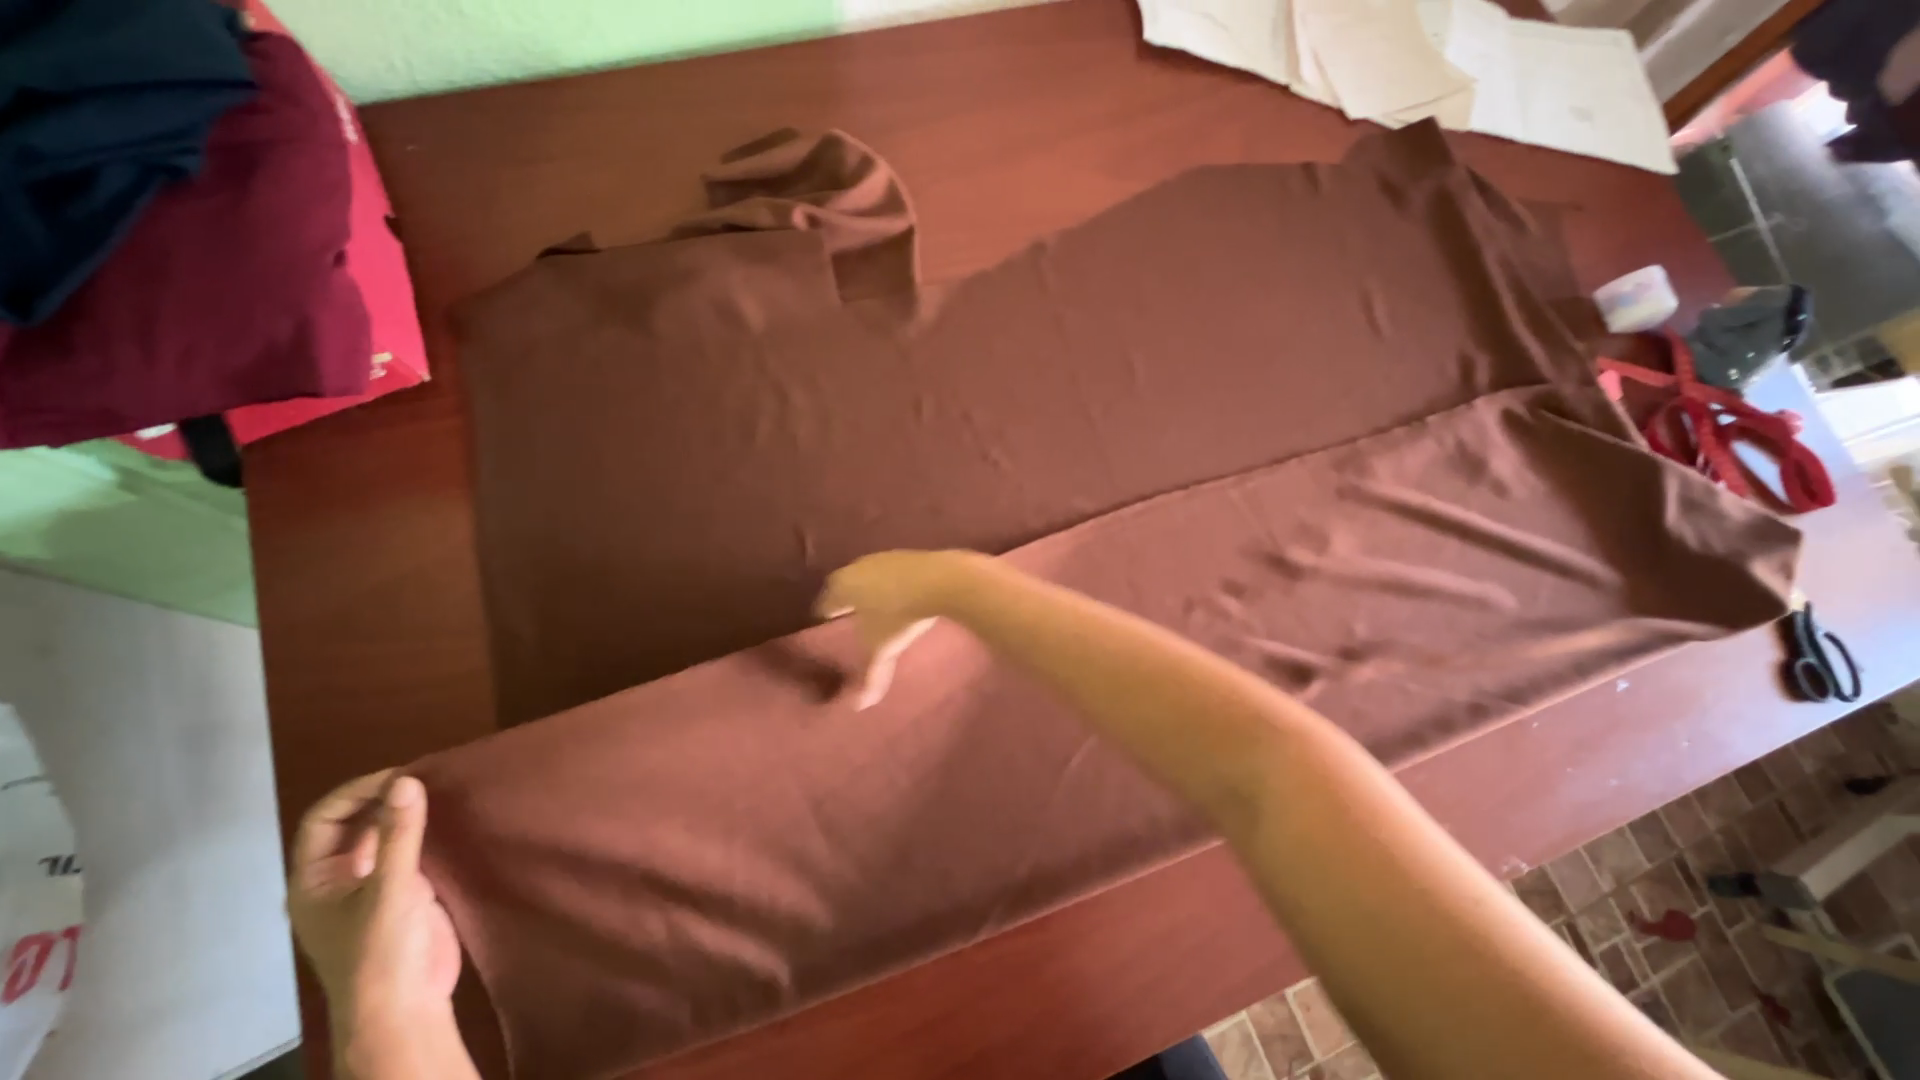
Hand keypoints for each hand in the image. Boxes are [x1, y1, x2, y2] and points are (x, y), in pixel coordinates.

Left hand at [288, 771, 461, 1025]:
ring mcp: (368, 888)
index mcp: (313, 881)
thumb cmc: (380, 952)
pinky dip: (421, 832)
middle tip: (422, 777)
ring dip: (402, 814)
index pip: (324, 819)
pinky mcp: (401, 896)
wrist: (404, 1008)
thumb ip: (399, 834)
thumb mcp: (390, 889)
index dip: (357, 792)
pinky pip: (405, 853)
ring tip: (436, 790)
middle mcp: (336, 880)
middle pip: (350, 824)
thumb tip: (406, 779)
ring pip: (379, 837)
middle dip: (381, 798)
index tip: (400, 776)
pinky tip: (445, 820)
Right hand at [815, 550, 974, 708]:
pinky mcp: (908, 555)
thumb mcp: (882, 649)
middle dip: (845, 598)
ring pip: (867, 575)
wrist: (941, 580)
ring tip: (874, 605)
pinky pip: (890, 571)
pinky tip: (900, 593)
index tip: (826, 622)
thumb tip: (859, 706)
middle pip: (844, 584)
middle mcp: (857, 567)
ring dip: (868, 588)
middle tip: (846, 613)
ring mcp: (883, 557)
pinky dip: (891, 583)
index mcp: (842, 586)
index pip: (826, 602)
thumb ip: (870, 675)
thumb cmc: (900, 616)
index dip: (826, 613)